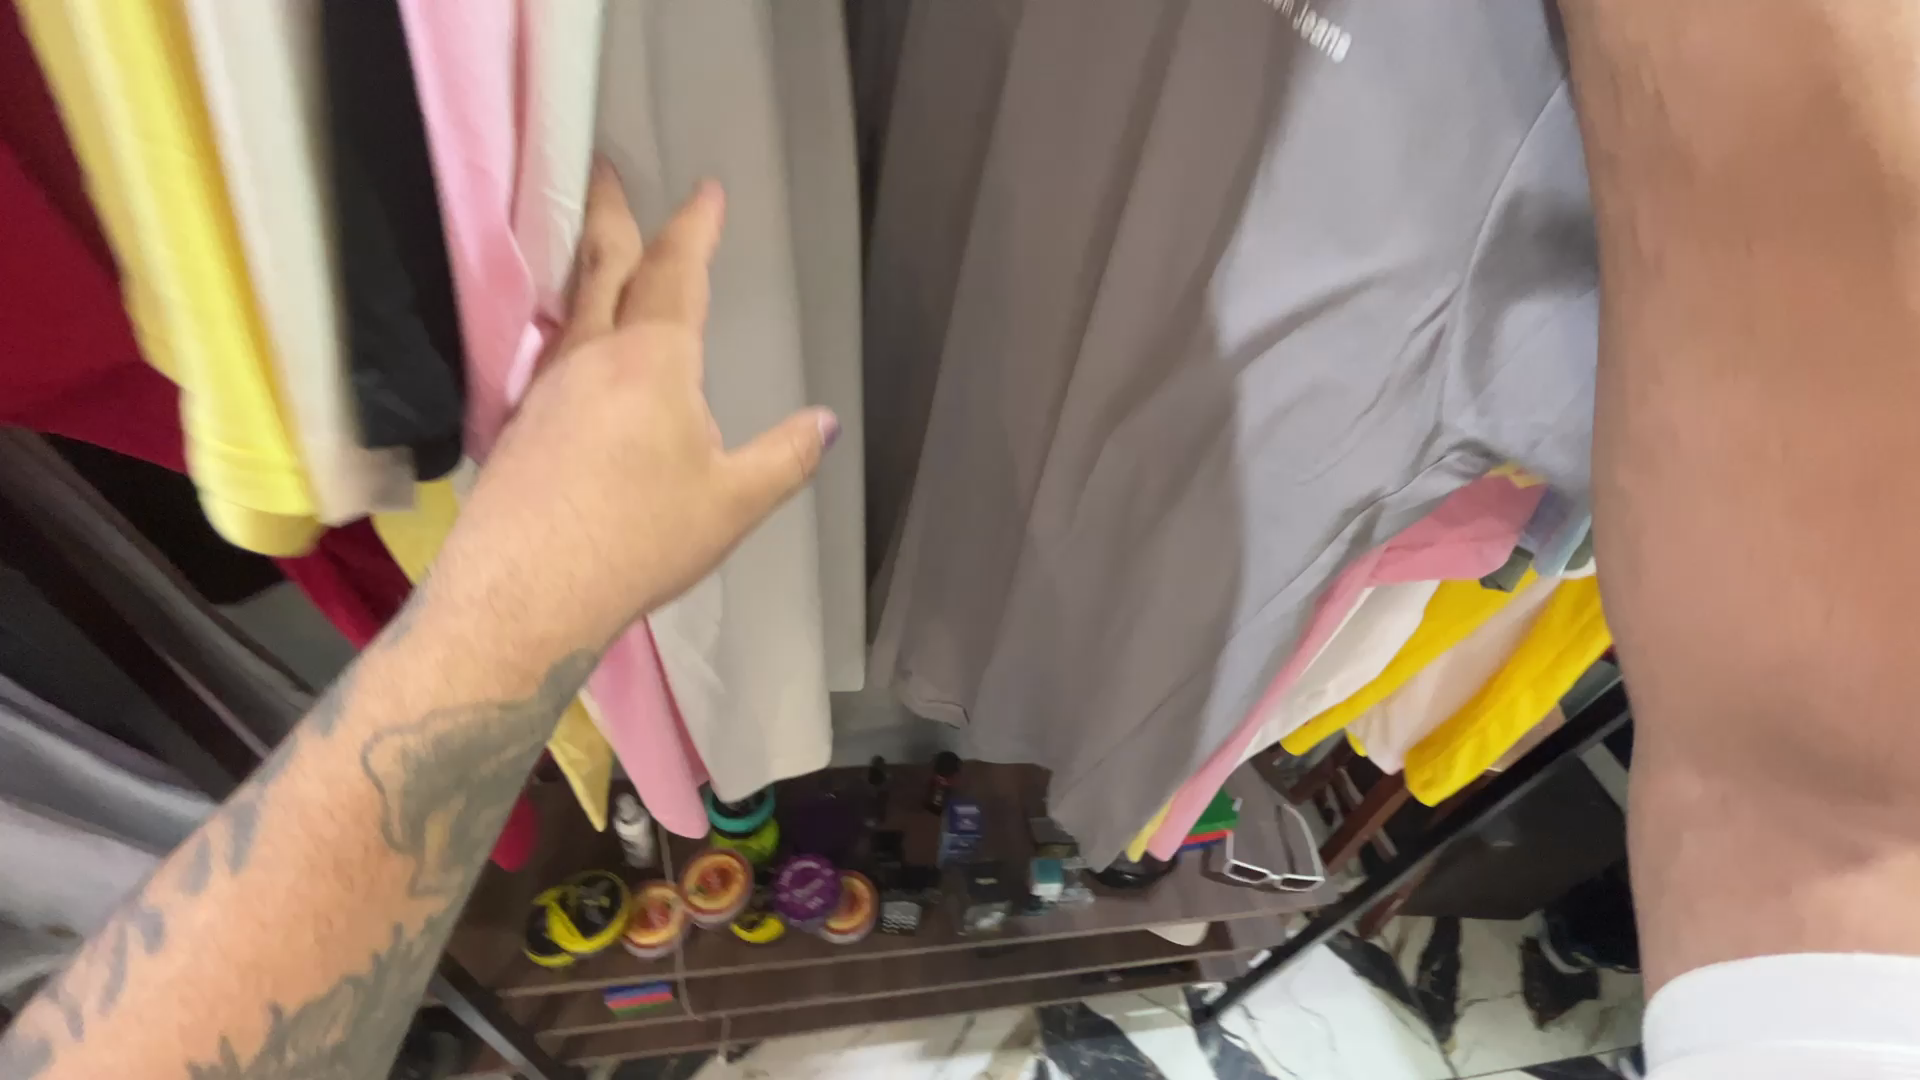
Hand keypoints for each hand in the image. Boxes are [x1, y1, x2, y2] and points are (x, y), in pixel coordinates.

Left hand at [433, 162, 836, 650]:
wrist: (525, 595)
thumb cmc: (641, 540)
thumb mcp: (734, 501)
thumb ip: (785, 457)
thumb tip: (826, 423)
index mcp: (651, 365)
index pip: (676, 276)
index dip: (695, 229)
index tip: (707, 191)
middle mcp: (591, 359)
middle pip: (602, 267)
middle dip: (615, 213)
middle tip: (611, 169)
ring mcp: (546, 389)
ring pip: (571, 307)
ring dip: (588, 264)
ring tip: (598, 247)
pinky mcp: (521, 425)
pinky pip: (553, 351)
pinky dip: (572, 322)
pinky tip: (576, 348)